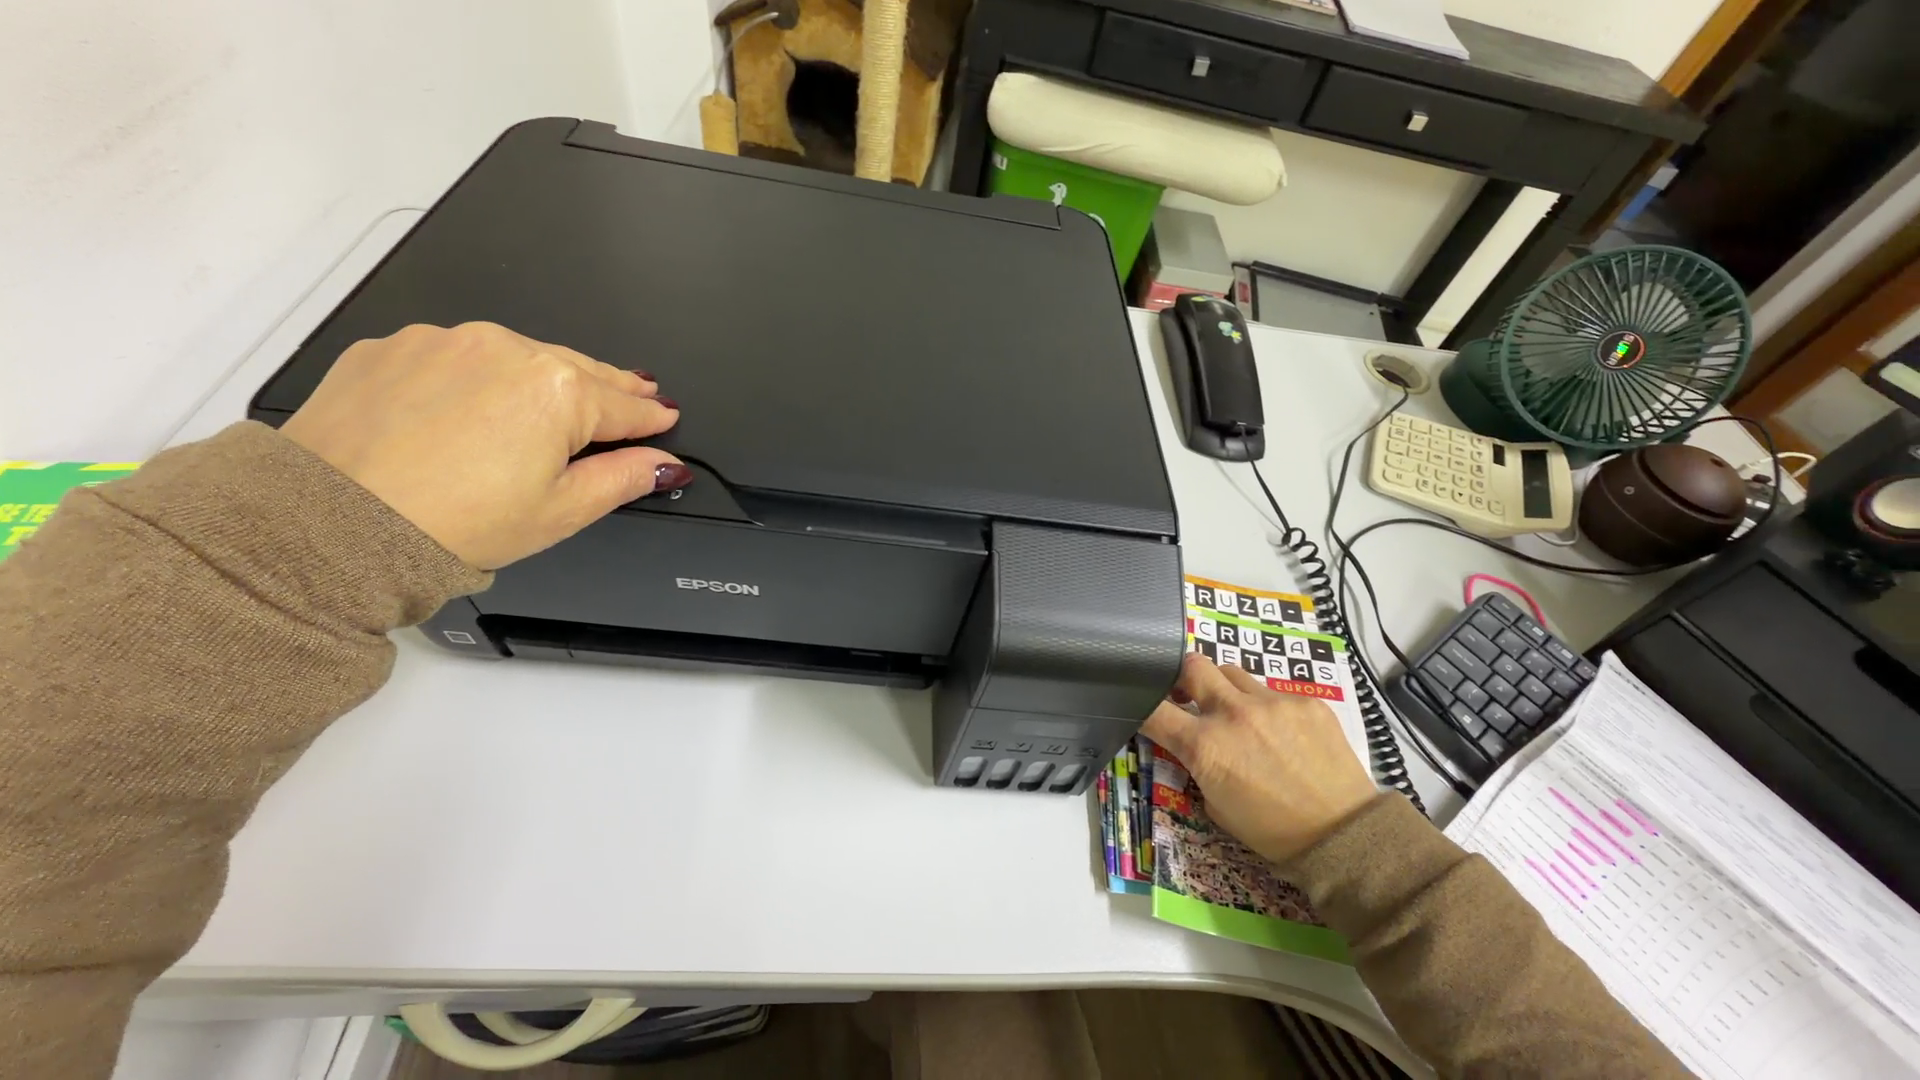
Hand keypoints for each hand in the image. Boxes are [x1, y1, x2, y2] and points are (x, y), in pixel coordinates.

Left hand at [280, 322, 685, 569]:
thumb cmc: (446, 522)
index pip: (625, 404)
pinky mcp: (394, 347)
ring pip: (516, 356)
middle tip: (633, 395)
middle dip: (607, 387)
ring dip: (541, 378)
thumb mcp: (560, 512)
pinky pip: (455, 355)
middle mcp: (504, 349)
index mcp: (557, 390)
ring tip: (552, 406)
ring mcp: (444, 342)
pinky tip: (474, 408)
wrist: (330, 521)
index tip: (664, 415)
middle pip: (577, 370)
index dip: (651, 415)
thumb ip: (624, 479)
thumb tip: (662, 465)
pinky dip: (475, 377)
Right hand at [1143, 653, 1376, 862]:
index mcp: (1205, 745)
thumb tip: (1195, 747)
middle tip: (1189, 696)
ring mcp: (1273, 702)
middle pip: (1192, 666)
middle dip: (1184, 678)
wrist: (1342, 834)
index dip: (1142, 707)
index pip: (1153, 710)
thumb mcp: (1216, 805)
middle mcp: (1234, 713)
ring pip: (1233, 673)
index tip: (1146, 710)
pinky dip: (1268, 708)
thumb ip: (1199, 765)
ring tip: (1240, 716)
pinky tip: (1284, 734)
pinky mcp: (1306, 701)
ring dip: (1226, 690)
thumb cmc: (1272, 830)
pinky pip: (1274, 692)